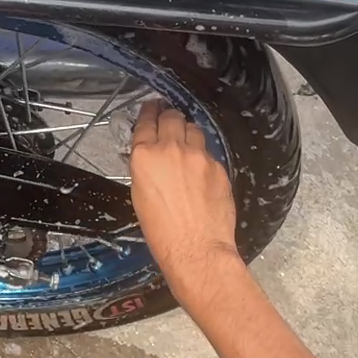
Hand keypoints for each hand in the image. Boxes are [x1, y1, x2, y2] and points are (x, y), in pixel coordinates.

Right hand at [129, 101, 241, 286]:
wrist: (196, 249)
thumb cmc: (161, 230)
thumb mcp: (139, 193)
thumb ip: (145, 166)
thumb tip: (150, 156)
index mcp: (145, 156)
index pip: (146, 121)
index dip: (149, 111)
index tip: (151, 107)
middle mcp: (171, 149)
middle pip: (172, 117)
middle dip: (169, 117)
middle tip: (169, 122)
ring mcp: (198, 156)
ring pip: (194, 129)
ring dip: (188, 133)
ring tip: (186, 146)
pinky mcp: (218, 167)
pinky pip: (209, 153)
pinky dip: (203, 158)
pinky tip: (201, 174)